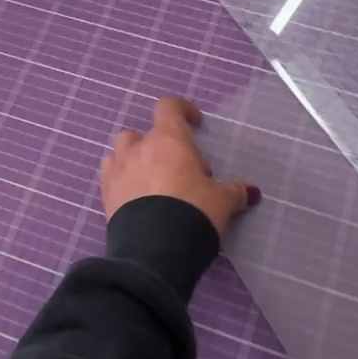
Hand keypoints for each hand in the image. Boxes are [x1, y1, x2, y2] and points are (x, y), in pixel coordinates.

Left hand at [102, 97, 258, 232]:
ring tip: (153, 179)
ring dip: (135, 158)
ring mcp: (118, 170)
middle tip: (182, 170)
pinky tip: (136, 196)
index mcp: (168, 139)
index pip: (169, 106)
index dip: (183, 110)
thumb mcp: (222, 201)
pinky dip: (121, 178)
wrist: (154, 251)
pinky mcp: (106, 195)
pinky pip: (110, 175)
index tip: (196, 124)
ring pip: (121, 150)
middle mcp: (139, 148)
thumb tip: (251, 191)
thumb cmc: (192, 212)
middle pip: (144, 132)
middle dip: (161, 145)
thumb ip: (235, 192)